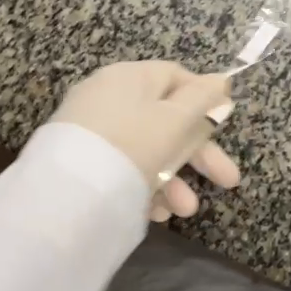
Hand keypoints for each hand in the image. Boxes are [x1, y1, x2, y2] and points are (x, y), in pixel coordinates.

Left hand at [50, 61, 241, 222]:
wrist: (63, 193)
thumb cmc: (130, 145)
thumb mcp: (173, 121)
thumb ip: (201, 100)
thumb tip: (221, 79)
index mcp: (131, 77)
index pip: (176, 78)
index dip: (205, 100)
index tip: (226, 126)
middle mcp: (110, 97)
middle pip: (165, 119)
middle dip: (197, 154)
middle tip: (227, 181)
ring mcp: (92, 129)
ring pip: (146, 148)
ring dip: (173, 178)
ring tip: (184, 210)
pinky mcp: (80, 161)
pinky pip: (122, 167)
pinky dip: (144, 186)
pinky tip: (157, 212)